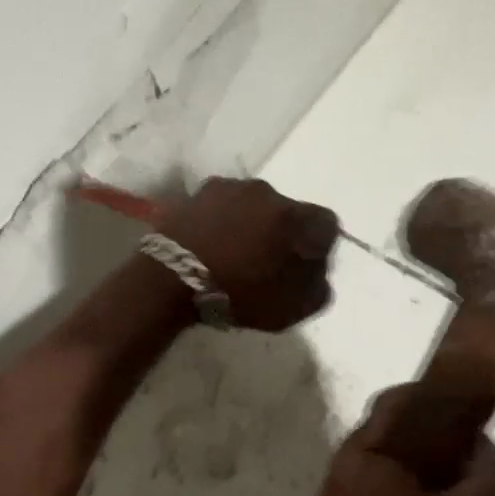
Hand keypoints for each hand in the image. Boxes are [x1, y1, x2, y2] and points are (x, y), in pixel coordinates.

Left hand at [157, 177, 338, 331]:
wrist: (169, 280)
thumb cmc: (239, 296)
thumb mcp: (294, 307)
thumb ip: (319, 285)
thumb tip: (317, 269)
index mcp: (295, 215)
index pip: (325, 224)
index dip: (318, 248)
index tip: (302, 269)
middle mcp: (266, 191)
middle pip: (285, 212)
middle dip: (280, 234)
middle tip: (263, 263)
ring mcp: (228, 187)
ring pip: (250, 206)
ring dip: (247, 224)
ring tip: (230, 253)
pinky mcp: (195, 193)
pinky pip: (219, 207)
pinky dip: (218, 222)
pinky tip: (208, 244)